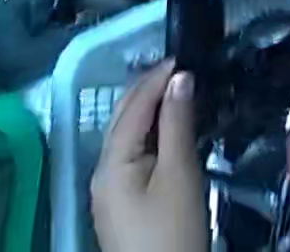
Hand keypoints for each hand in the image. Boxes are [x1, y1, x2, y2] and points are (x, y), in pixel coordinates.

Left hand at [91, 59, 207, 251]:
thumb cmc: (173, 235)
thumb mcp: (180, 175)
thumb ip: (178, 122)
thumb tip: (181, 76)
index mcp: (111, 161)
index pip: (134, 104)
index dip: (158, 76)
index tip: (186, 56)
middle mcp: (103, 169)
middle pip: (125, 115)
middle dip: (151, 87)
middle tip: (185, 69)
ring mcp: (110, 189)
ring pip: (128, 133)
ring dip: (152, 108)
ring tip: (181, 90)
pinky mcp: (122, 203)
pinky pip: (134, 152)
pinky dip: (152, 132)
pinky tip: (172, 127)